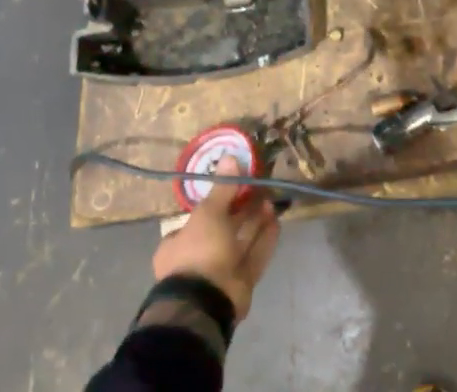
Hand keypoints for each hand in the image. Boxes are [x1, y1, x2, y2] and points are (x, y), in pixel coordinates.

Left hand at [152, 158, 278, 319]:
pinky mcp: (241, 282)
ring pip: (241, 242)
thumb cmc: (199, 251)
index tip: (237, 187)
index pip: (199, 218)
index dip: (219, 202)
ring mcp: (220, 272)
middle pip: (224, 228)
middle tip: (261, 190)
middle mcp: (198, 257)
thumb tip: (231, 156)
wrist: (206, 301)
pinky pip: (254, 256)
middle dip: (243, 210)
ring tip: (272, 201)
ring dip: (256, 222)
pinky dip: (265, 239)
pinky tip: (277, 222)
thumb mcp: (208, 213)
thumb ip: (223, 187)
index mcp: (178, 243)